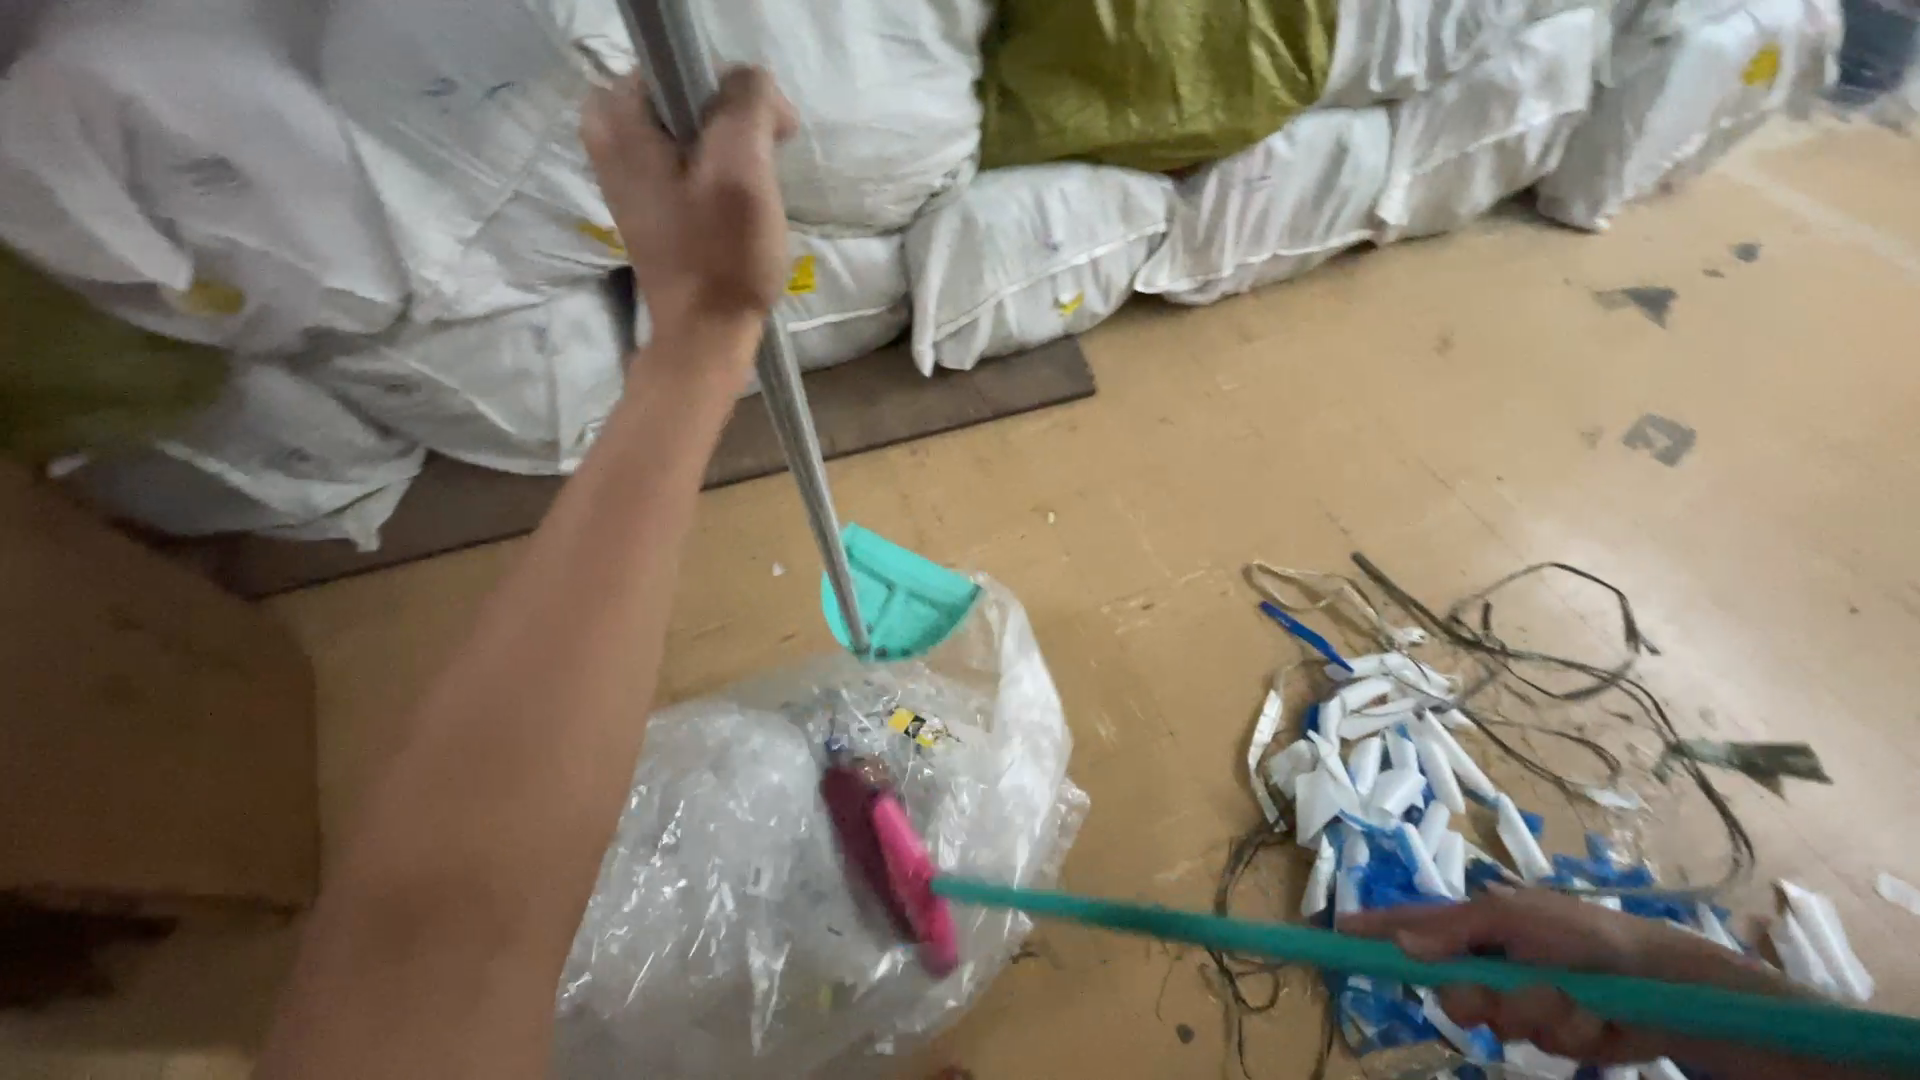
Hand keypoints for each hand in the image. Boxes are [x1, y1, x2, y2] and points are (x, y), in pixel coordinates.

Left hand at [581, 67, 797, 360]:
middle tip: (756, 179)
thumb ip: (747, 101)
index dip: (738, 98)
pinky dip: (720, 178)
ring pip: (698, 129)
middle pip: (693, 96)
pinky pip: (692, 160)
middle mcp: (608, 132)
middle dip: (736, 130)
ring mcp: (625, 167)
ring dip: (734, 157)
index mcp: (617, 115)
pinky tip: (732, 213)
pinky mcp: (647, 197)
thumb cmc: (722, 258)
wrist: (704, 335)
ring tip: (746, 201)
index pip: (690, 64)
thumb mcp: (742, 169)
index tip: (765, 145)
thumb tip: (757, 87)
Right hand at [1342, 887, 1837, 1075]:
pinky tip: (1592, 1021)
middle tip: (1502, 997)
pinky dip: (1566, 1034)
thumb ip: (1455, 930)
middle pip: (1447, 990)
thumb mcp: (1513, 919)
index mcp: (1471, 925)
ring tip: (1573, 1001)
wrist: (1669, 985)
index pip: (1408, 925)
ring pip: (1494, 1022)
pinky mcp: (1550, 1030)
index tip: (1335, 935)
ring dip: (1536, 1017)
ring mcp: (1518, 996)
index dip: (1372, 932)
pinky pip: (1537, 1042)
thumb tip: (1401, 945)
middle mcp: (1485, 960)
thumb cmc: (1583, 934)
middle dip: (1479, 1001)